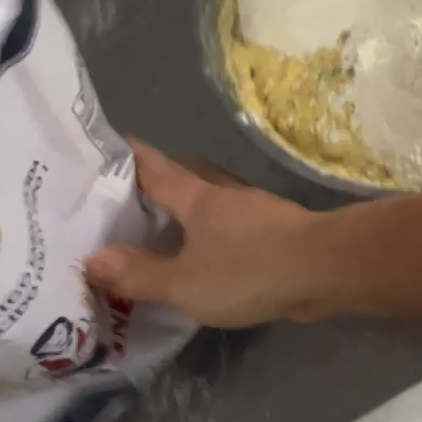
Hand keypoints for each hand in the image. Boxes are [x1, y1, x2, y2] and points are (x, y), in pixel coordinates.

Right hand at [85, 139, 326, 327]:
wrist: (326, 268)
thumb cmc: (249, 269)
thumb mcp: (182, 281)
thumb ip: (139, 272)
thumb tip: (95, 257)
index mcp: (203, 199)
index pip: (160, 171)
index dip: (135, 158)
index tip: (114, 141)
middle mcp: (232, 197)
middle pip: (193, 180)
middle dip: (165, 182)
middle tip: (130, 193)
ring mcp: (261, 212)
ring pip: (217, 203)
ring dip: (192, 212)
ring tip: (162, 230)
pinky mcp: (280, 233)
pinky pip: (235, 227)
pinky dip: (214, 236)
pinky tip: (204, 256)